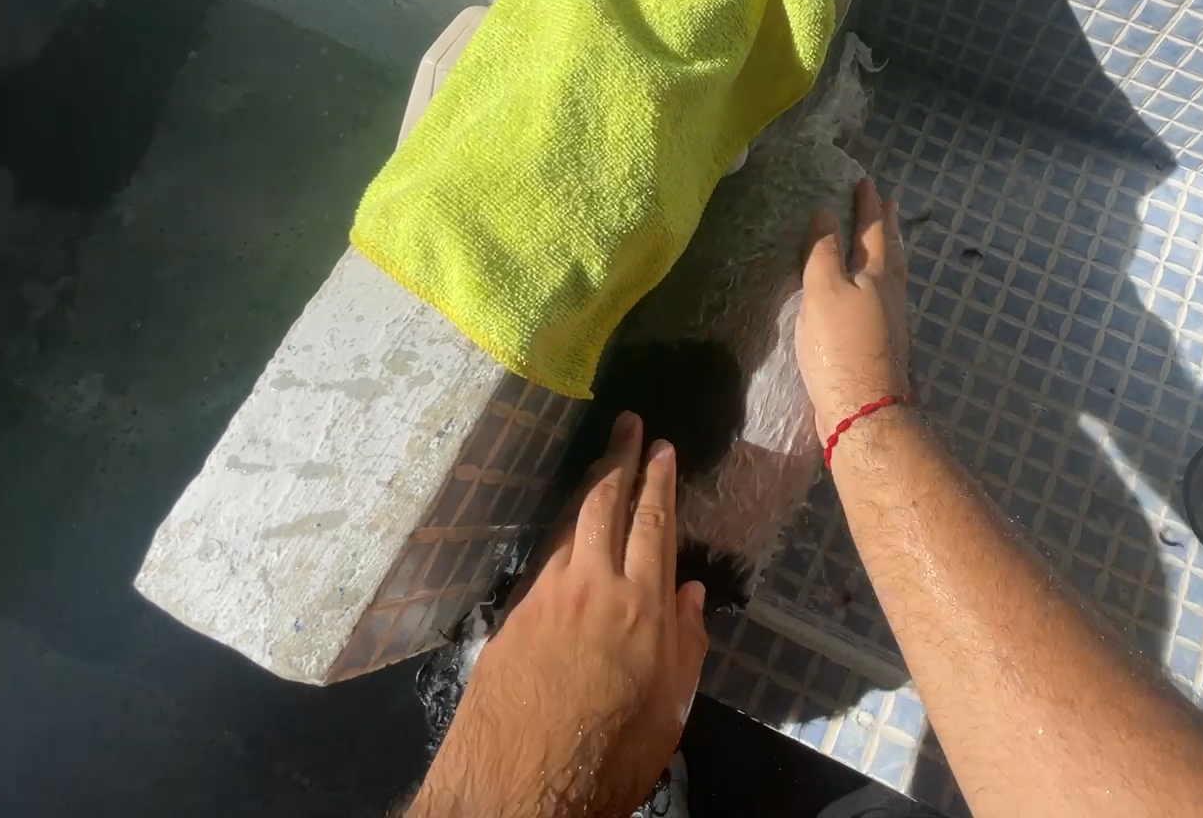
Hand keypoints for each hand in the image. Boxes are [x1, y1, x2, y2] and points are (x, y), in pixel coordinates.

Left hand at [409, 412, 708, 817]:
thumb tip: (688, 590)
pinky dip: (562, 526)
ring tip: (602, 457)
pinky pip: (545, 553)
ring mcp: (548, 593)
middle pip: (607, 503)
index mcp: (642, 605)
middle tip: (627, 421)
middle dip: (620, 456)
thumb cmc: (610, 755)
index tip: (663, 447)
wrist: (515, 794)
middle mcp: (595, 584)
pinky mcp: (514, 611)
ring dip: (589, 483)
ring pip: (571, 520)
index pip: (654, 523)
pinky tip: (567, 523)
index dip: (659, 481)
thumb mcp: (671, 709)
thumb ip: (686, 643)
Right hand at [797, 177, 910, 433]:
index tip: (866, 182)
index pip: (871, 229)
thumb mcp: (823, 291)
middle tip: (890, 202)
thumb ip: (823, 251)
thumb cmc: (839, 345)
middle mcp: (890, 291)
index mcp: (875, 274)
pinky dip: (882, 277)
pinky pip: (886, 293)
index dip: (867, 205)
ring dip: (890, 249)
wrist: (862, 408)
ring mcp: (892, 317)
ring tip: (887, 238)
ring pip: (893, 272)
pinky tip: (873, 288)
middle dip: (887, 223)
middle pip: (891, 249)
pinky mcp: (884, 340)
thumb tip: (825, 212)